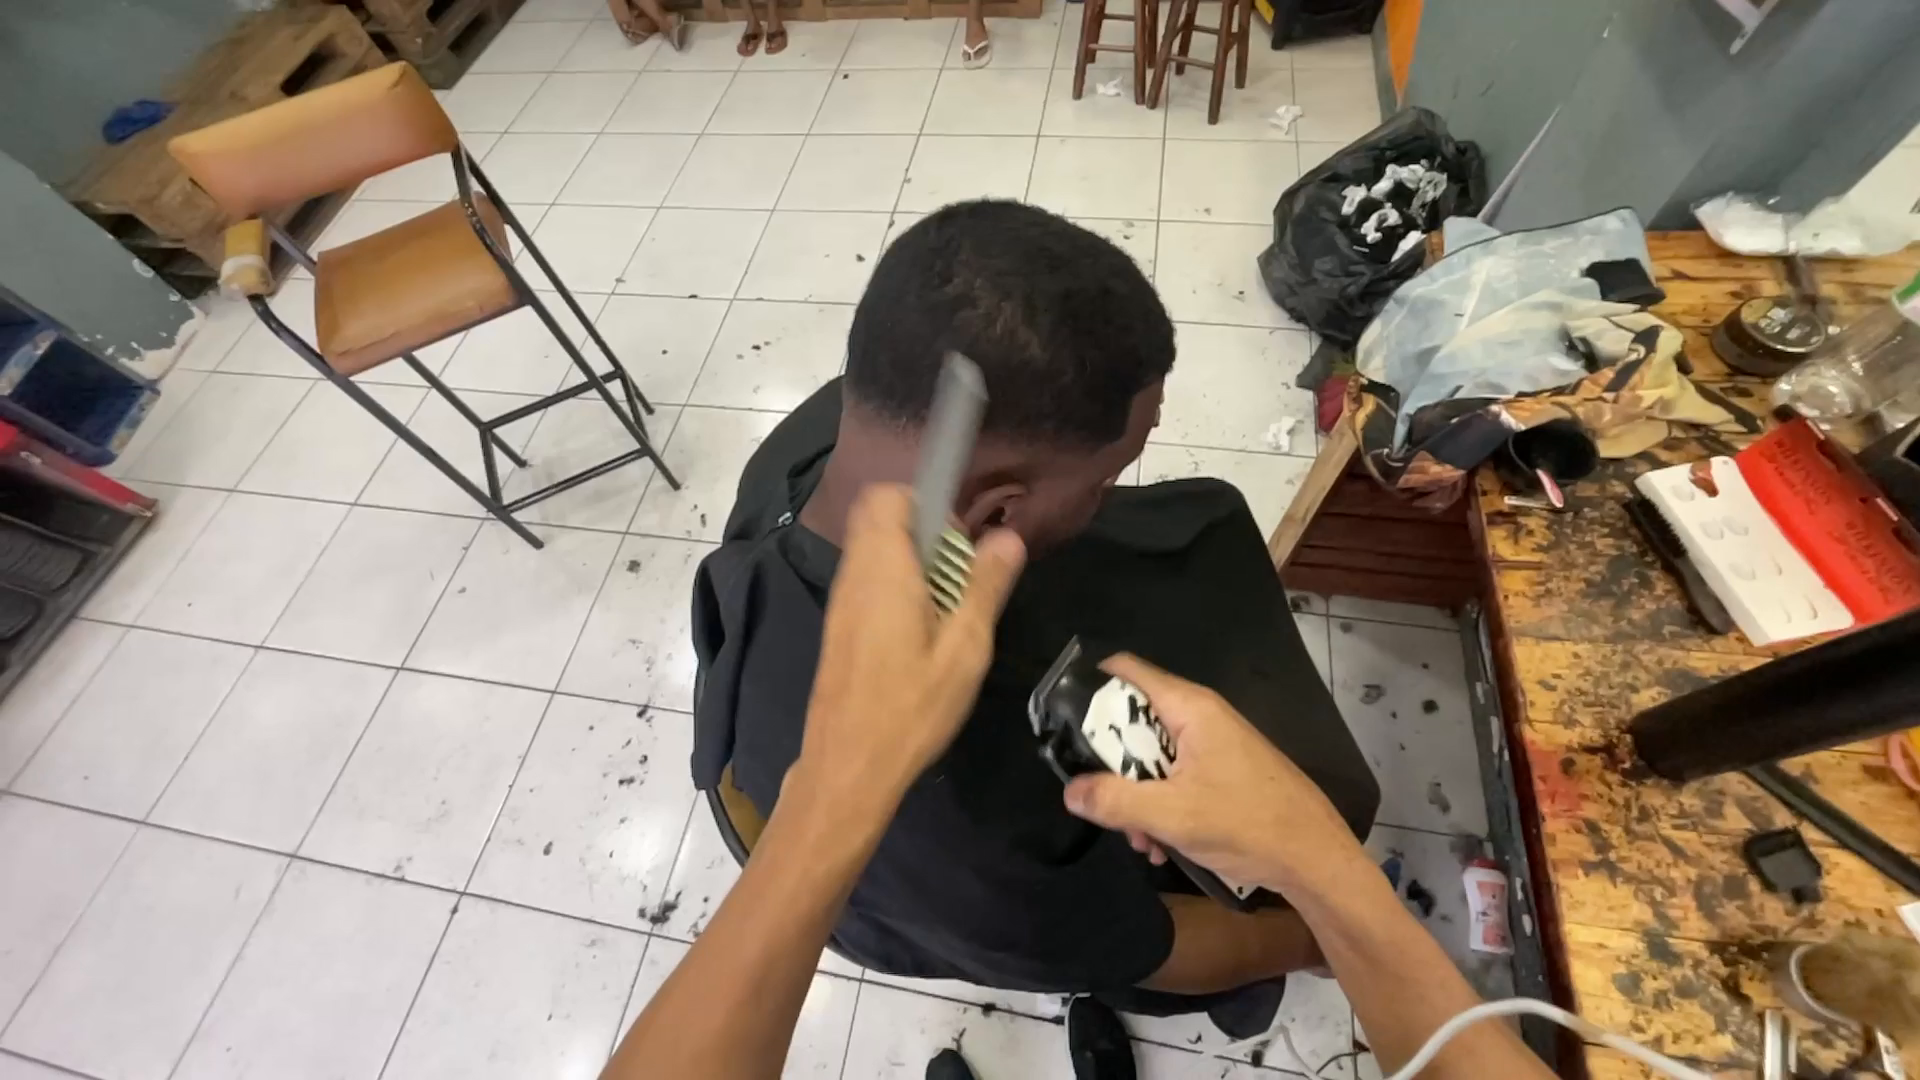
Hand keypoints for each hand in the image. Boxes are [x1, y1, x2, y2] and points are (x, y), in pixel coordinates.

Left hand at [795, 483, 1024, 804]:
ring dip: (911, 559)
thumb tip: (1008, 536)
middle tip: (958, 573)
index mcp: (884, 568)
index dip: (927, 503)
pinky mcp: (838, 625)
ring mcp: (840, 600)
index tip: (959, 542)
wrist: (848, 766)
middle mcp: (854, 574)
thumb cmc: (912, 707)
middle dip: (923, 530)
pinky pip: (866, 579)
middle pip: (879, 518)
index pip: (888, 495)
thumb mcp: (965, 648)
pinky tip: (921, 630)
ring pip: (873, 550)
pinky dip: (895, 584)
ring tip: (945, 606)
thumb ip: (986, 586)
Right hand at [1062, 654, 1367, 895]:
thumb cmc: (1247, 824)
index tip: (1065, 723)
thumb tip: (1070, 791)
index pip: (1126, 669)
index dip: (1090, 685)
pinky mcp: (1223, 769)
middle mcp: (1199, 715)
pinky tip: (1163, 843)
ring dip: (1137, 794)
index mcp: (1188, 707)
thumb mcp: (1172, 815)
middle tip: (1105, 800)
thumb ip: (1115, 800)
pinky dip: (1162, 803)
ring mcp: (1213, 743)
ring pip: (1152, 754)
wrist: (1319, 861)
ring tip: (1141, 839)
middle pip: (1133, 720)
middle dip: (1113, 764)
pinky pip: (1175, 773)